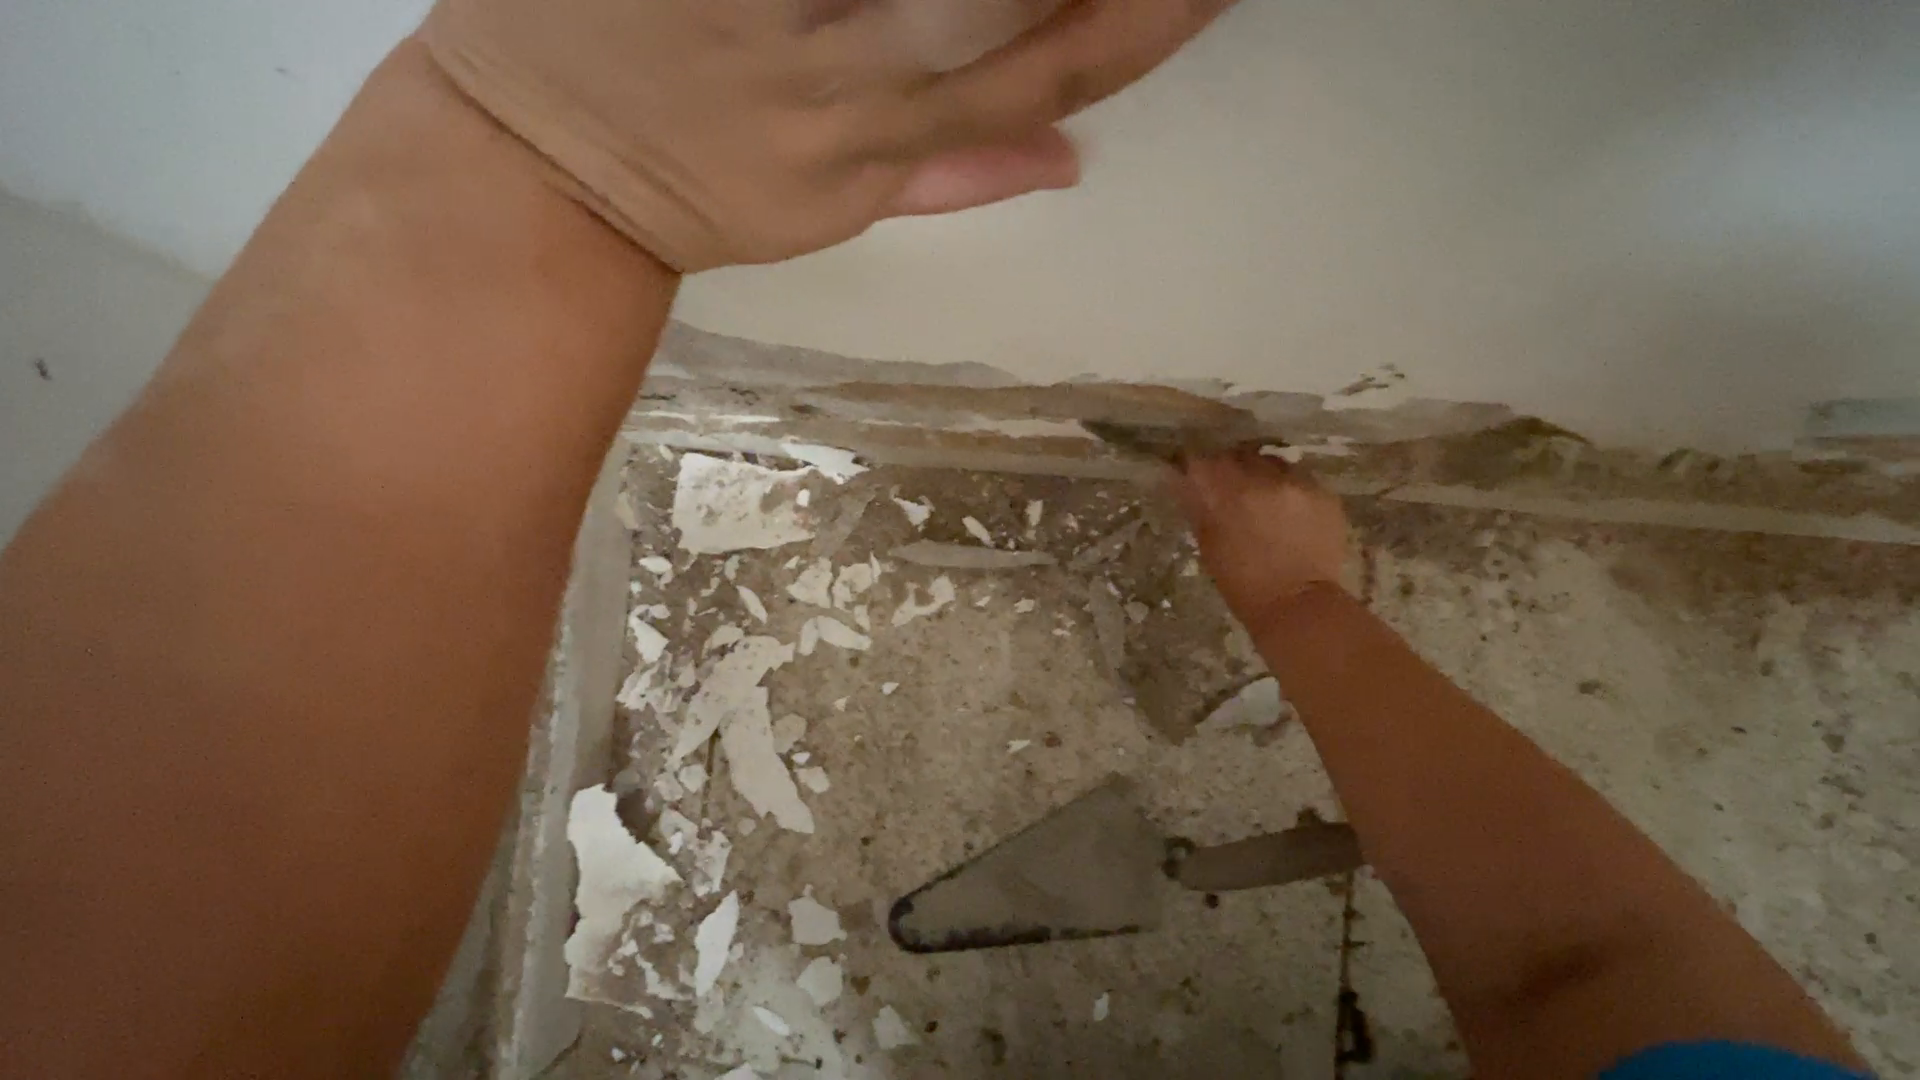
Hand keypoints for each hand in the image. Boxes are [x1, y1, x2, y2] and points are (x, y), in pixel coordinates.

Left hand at [422, 0, 1234, 271]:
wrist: (555, 176)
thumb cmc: (705, 194)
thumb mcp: (835, 209)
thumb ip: (953, 178)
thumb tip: (1070, 160)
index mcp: (891, 147)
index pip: (1053, 75)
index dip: (1148, 24)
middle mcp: (858, 85)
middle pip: (1014, 16)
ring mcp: (787, 23)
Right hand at [1171, 450, 1350, 629]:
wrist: (1297, 605)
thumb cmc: (1242, 583)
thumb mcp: (1209, 545)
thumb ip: (1197, 506)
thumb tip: (1181, 479)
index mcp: (1227, 495)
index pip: (1201, 460)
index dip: (1196, 465)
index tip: (1194, 474)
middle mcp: (1262, 480)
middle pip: (1237, 455)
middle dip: (1230, 467)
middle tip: (1229, 488)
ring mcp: (1297, 484)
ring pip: (1271, 462)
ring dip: (1262, 474)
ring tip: (1263, 498)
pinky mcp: (1324, 494)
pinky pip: (1300, 479)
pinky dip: (1290, 490)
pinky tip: (1289, 513)